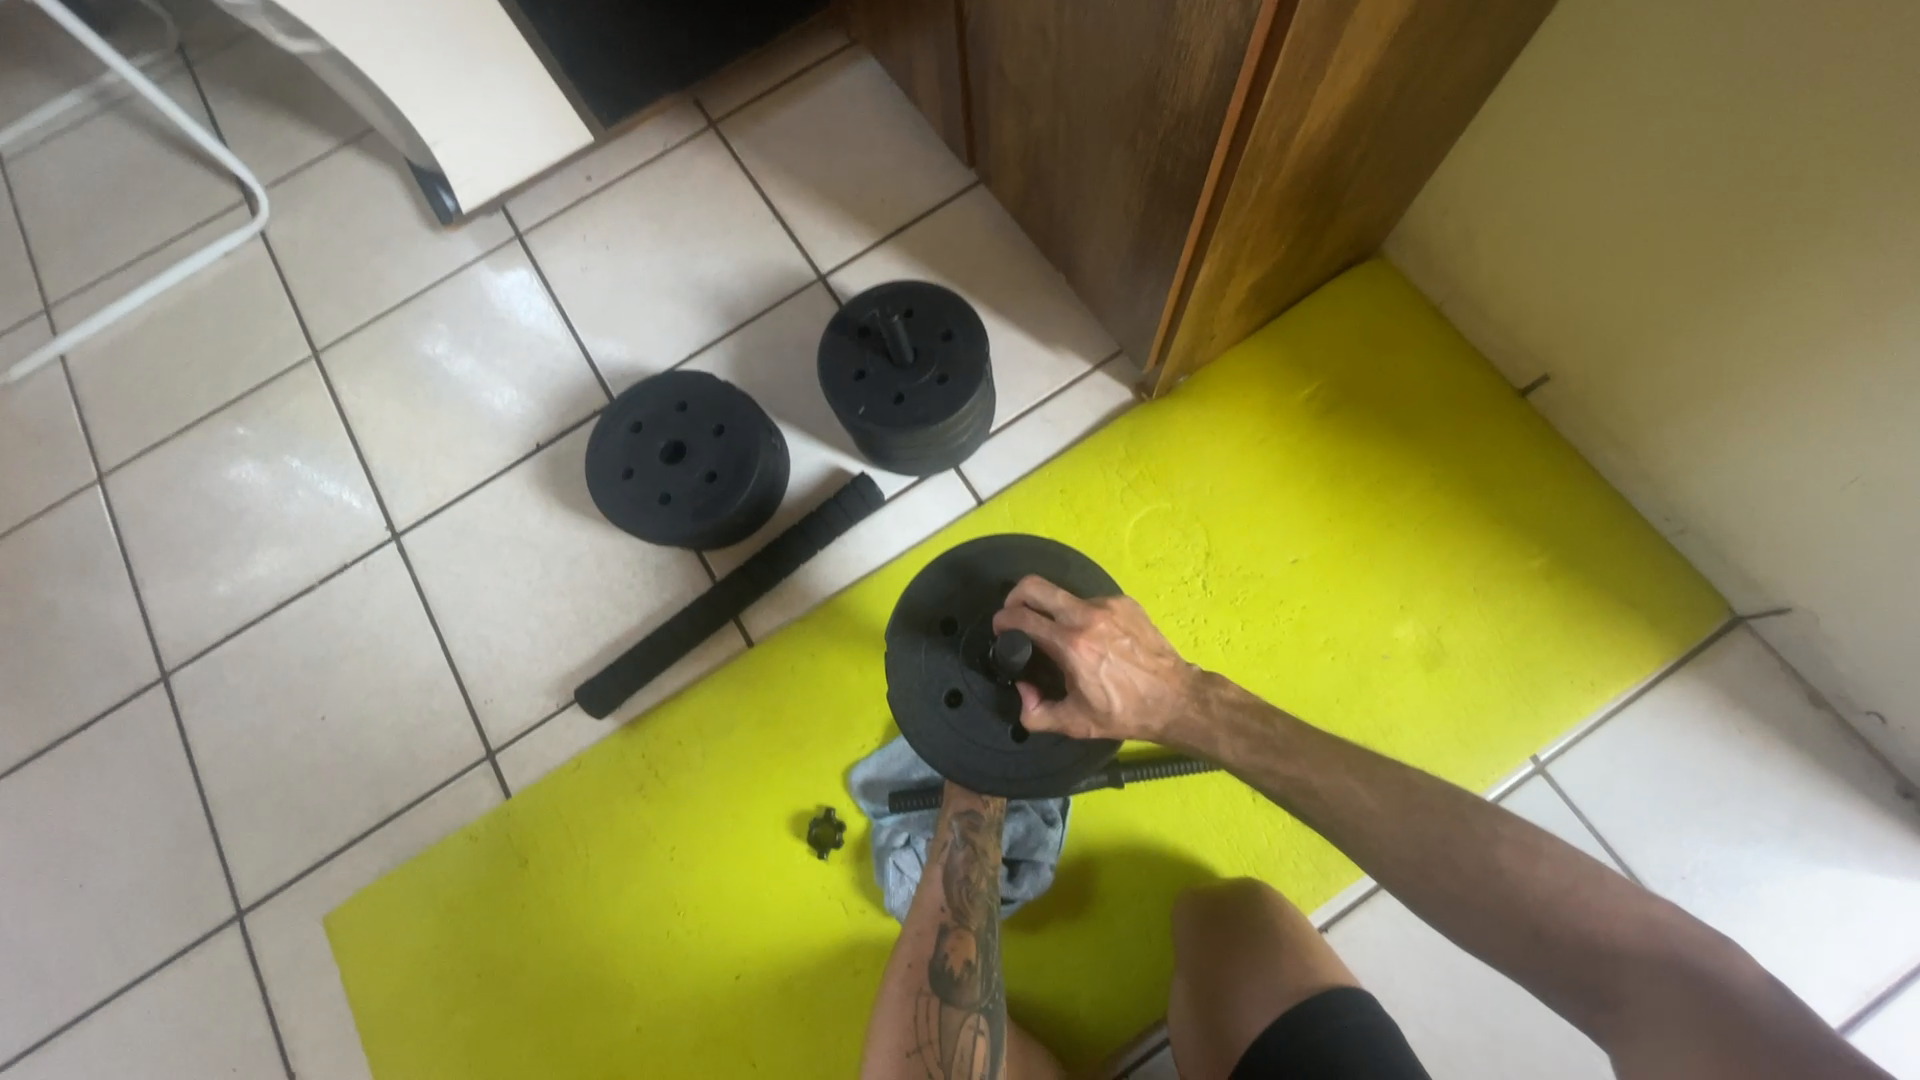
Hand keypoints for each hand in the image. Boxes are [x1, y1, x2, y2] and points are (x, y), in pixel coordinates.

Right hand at [990, 576, 1203, 744]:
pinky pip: (1090, 601)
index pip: (1021, 616)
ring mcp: (1107, 605)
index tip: (1001, 630)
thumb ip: (1035, 713)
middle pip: (1034, 586)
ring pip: (1064, 594)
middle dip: (1015, 596)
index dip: (1002, 621)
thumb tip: (1022, 689)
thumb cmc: (1124, 713)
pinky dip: (1082, 615)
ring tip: (1060, 635)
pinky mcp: (1124, 602)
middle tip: (1014, 614)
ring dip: (1052, 610)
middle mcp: (1086, 616)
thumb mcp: (1075, 723)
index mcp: (1070, 645)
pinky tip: (1092, 637)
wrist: (1176, 698)